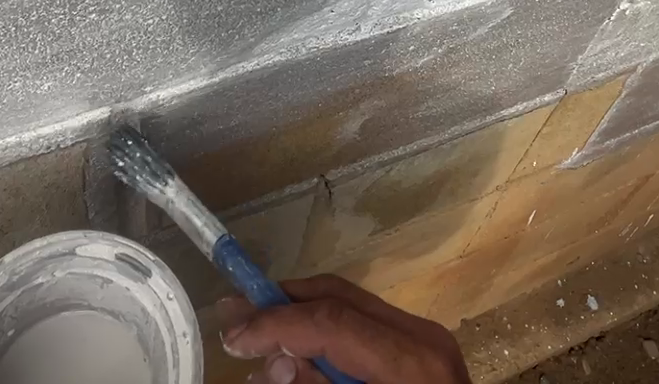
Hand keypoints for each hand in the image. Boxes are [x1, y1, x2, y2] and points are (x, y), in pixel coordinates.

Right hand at [218, 274, 471, 383]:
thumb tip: (272, 362)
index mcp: (412, 361)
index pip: (331, 320)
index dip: (275, 322)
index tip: (233, 335)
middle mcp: (422, 335)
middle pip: (338, 296)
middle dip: (281, 301)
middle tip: (232, 309)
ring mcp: (426, 337)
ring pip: (348, 303)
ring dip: (299, 311)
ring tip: (254, 325)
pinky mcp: (422, 346)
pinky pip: (364, 323)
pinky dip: (326, 329)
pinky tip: (296, 343)